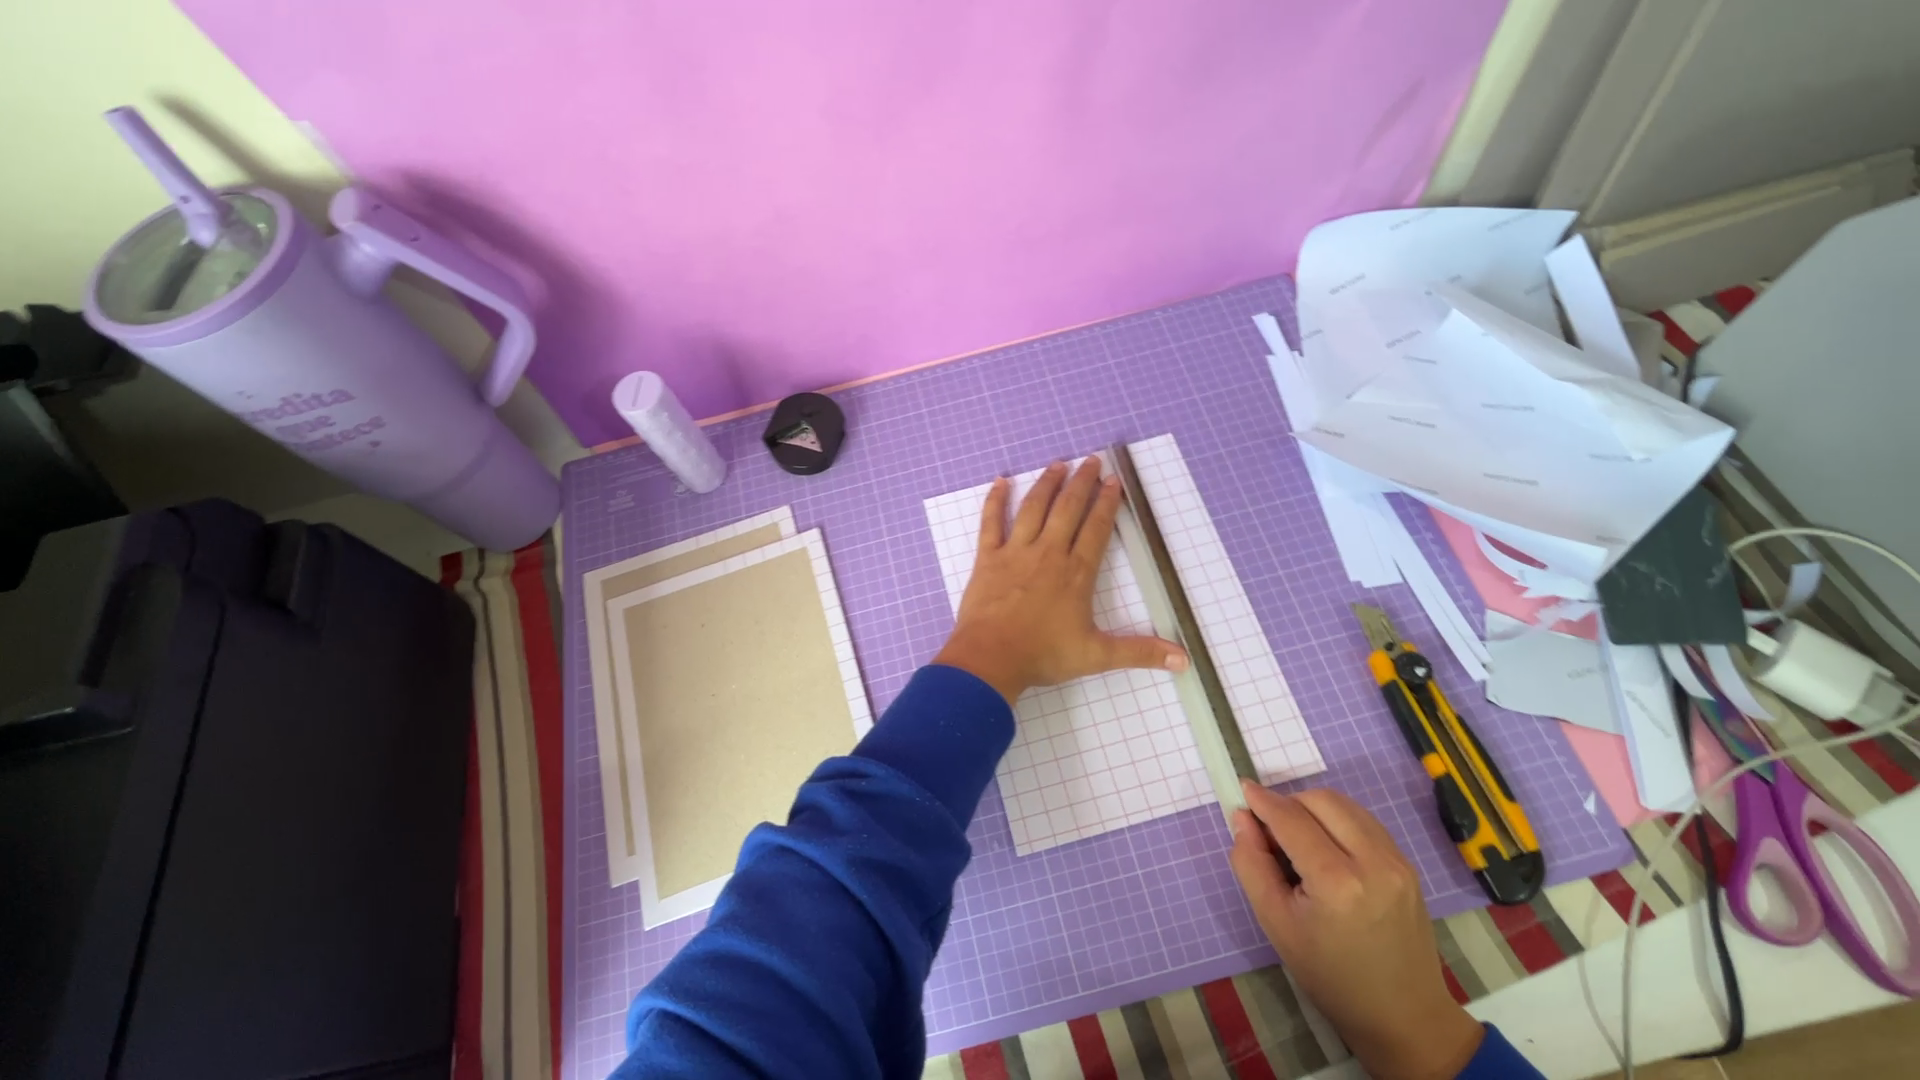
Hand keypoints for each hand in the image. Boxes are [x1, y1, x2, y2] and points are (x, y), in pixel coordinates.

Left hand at [934, 457, 1186, 702]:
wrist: (990, 658)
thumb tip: (1183, 660)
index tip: (1114, 481)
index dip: (1107, 503)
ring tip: (1058, 464)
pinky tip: (1000, 481)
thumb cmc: (1042, 655)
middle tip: (1091, 460)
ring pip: (1033, 508)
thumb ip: (1139, 652)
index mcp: (1076, 573)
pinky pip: (991, 522)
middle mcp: (1048, 553)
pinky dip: (995, 500)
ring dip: (1047, 484)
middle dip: (1082, 482)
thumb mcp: (1097, 656)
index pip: (1096, 529)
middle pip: (1068, 509)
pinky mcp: (987, 558)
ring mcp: (1015, 552)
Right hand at [1229, 781, 1483, 1079]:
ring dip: (1313, 809)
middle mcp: (1373, 861)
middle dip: (1288, 804)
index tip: (1243, 790)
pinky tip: (1326, 848)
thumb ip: (1251, 865)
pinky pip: (1364, 822)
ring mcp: (1397, 860)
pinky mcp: (1408, 864)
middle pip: (1320, 801)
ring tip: (1297, 841)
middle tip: (1270, 831)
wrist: (1401, 1014)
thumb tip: (1242, 819)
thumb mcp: (1275, 924)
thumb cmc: (1329, 975)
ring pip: (1345, 805)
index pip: (1291, 819)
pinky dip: (1337, 821)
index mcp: (1337, 882)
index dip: (1263, 801)